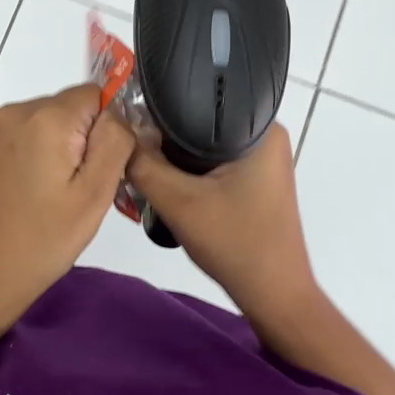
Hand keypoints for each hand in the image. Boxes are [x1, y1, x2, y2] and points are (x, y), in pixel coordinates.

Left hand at [0, 84, 135, 316]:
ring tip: (63, 194)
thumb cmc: (44, 238)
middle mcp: (16, 111)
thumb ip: (115, 141)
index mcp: (44, 117)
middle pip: (72, 107)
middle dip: (87, 139)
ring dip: (66, 149)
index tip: (108, 166)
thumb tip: (122, 111)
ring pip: (52, 122)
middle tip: (86, 188)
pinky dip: (44, 155)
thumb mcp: (94, 192)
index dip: (111, 127)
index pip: (97, 94)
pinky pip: (31, 136)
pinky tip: (43, 192)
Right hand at [125, 123, 319, 324]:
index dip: (158, 109)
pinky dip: (189, 172)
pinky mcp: (253, 180)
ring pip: (202, 145)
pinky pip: (211, 163)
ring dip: (175, 157)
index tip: (127, 122)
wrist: (273, 295)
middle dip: (164, 136)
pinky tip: (168, 185)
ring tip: (144, 165)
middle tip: (132, 148)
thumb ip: (142, 163)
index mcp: (261, 127)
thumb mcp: (177, 201)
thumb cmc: (235, 243)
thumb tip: (121, 134)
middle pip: (197, 123)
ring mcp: (261, 160)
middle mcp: (266, 135)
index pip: (197, 99)